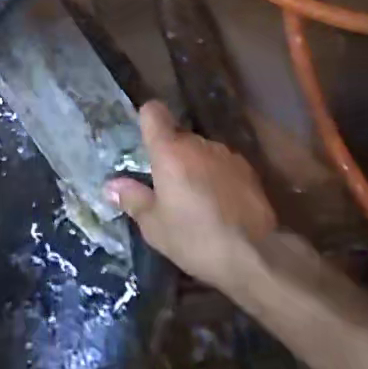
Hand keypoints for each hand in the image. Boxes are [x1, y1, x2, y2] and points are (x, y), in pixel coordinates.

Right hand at [106, 101, 277, 289]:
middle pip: (178, 136)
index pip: (153, 112)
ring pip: (201, 151)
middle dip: (171, 155)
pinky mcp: (247, 170)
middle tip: (167, 188)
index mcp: (170, 150)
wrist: (256, 256)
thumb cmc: (196, 238)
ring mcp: (225, 154)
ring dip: (195, 167)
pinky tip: (220, 206)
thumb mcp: (155, 226)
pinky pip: (222, 165)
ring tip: (196, 200)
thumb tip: (111, 185)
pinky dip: (217, 178)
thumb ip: (132, 199)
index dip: (146, 121)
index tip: (144, 143)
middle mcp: (198, 143)